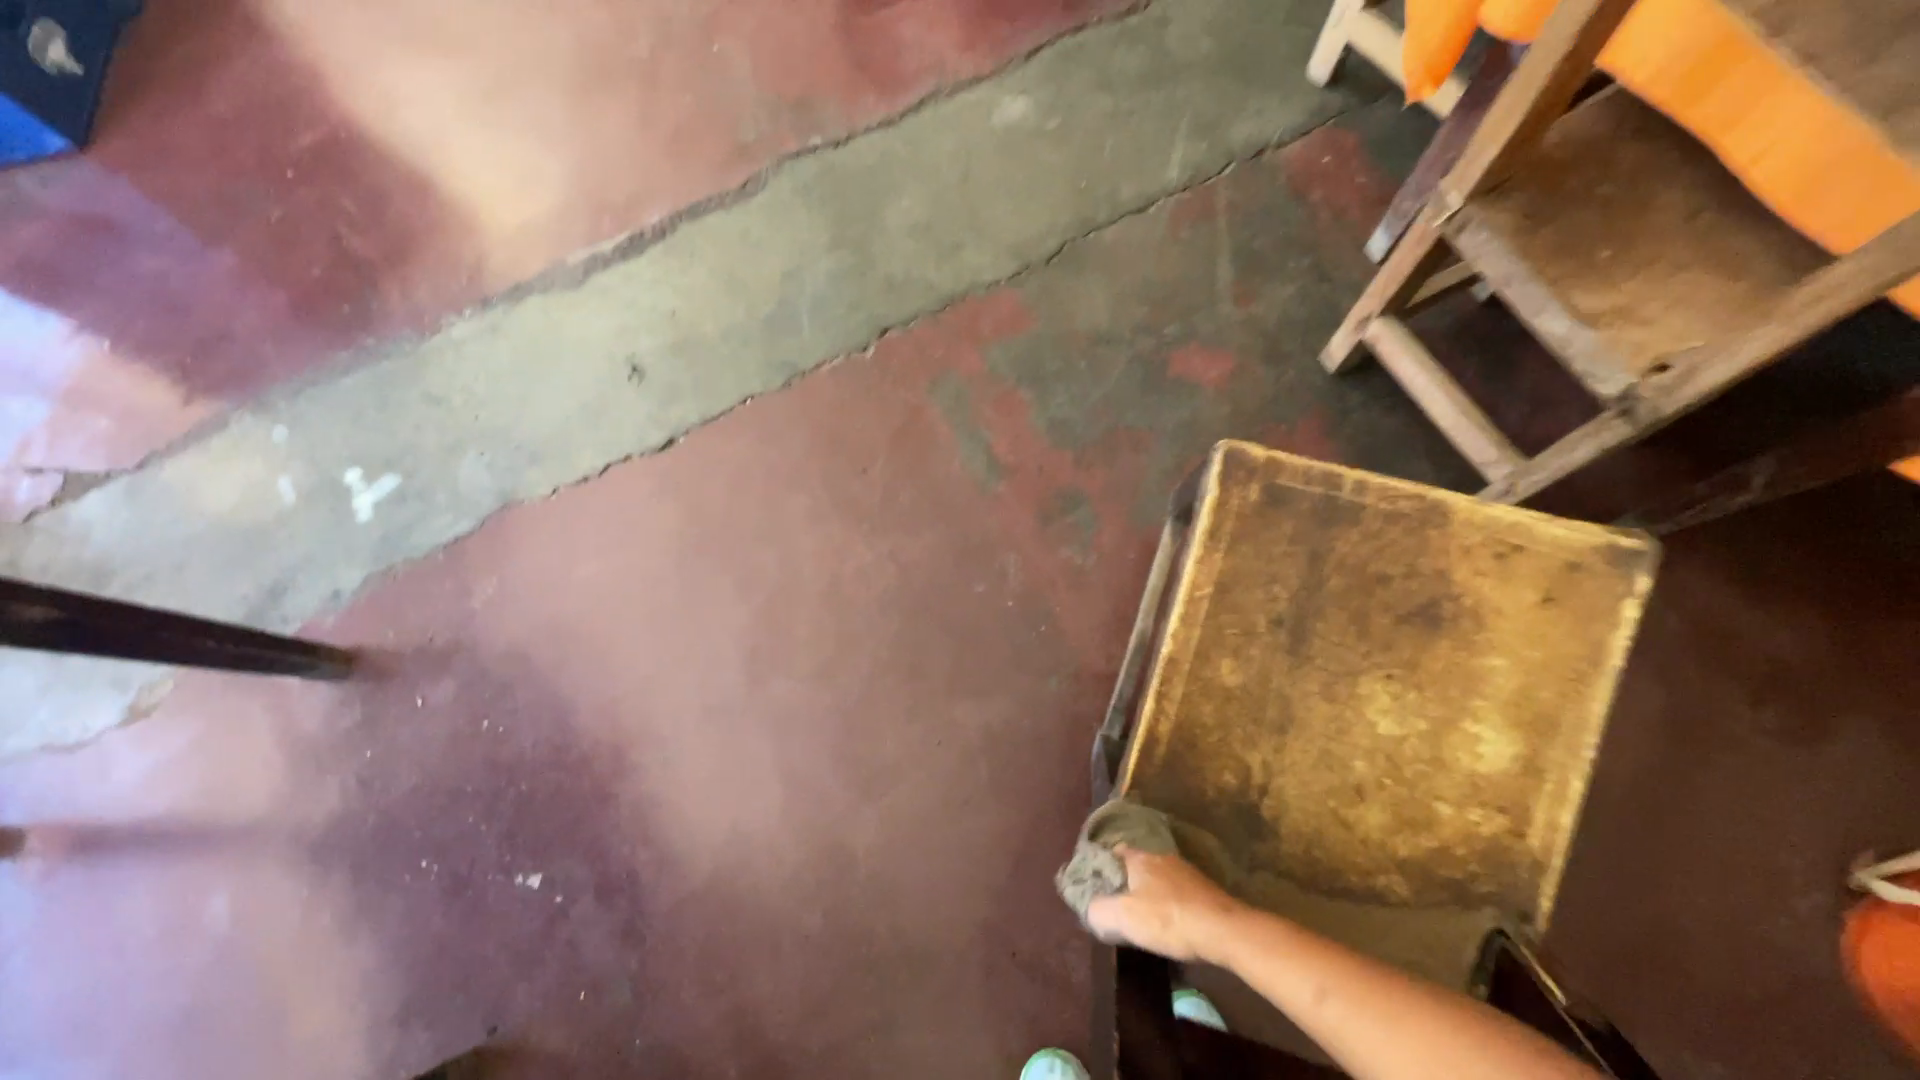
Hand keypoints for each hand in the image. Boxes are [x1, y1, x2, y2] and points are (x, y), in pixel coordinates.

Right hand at [1085, 846, 1247, 962]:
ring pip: (1159, 879)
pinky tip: (1171, 924)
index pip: (1114, 852)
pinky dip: (1170, 905)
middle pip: (1137, 866)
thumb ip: (1099, 911)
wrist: (1224, 931)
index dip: (1102, 868)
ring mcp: (1187, 872)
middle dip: (1127, 883)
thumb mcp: (1123, 918)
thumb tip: (1091, 909)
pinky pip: (1178, 893)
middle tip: (1118, 906)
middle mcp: (1162, 858)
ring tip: (1144, 918)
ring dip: (1150, 894)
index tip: (1096, 887)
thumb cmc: (1168, 919)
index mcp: (1140, 859)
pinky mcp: (1205, 890)